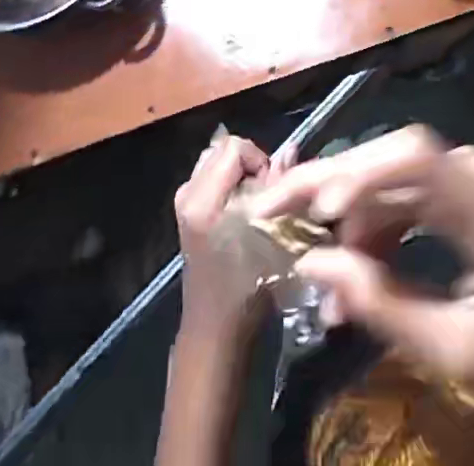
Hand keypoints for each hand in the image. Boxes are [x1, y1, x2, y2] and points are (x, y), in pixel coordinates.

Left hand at [174, 131, 274, 342]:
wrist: (216, 326)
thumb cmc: (249, 285)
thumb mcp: (275, 235)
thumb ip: (280, 186)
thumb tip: (290, 149)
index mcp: (203, 200)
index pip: (233, 147)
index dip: (259, 160)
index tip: (273, 187)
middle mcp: (187, 194)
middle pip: (222, 149)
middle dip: (249, 164)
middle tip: (267, 193)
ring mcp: (184, 202)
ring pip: (216, 161)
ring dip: (239, 173)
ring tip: (257, 201)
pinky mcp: (187, 211)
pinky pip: (211, 177)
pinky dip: (229, 183)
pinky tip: (243, 211)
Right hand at [248, 126, 473, 424]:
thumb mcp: (461, 352)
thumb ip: (382, 306)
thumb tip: (312, 263)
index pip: (414, 160)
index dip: (352, 173)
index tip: (303, 211)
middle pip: (394, 157)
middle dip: (330, 186)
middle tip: (276, 222)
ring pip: (394, 173)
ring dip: (351, 215)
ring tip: (321, 275)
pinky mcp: (473, 189)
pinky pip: (410, 191)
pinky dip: (377, 223)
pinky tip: (357, 267)